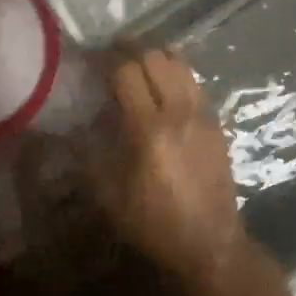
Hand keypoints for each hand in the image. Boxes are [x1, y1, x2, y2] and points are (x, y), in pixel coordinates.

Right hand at [92, 49, 246, 295]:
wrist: (212, 245)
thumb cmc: (155, 222)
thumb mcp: (110, 194)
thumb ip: (91, 151)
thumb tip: (78, 122)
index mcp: (149, 129)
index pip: (127, 71)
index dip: (106, 60)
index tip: (91, 60)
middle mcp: (179, 112)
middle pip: (155, 57)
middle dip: (130, 51)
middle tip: (112, 56)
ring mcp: (202, 114)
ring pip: (179, 62)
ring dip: (156, 56)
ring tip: (138, 64)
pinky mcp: (217, 122)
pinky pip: (194, 80)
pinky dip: (176, 72)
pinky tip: (163, 85)